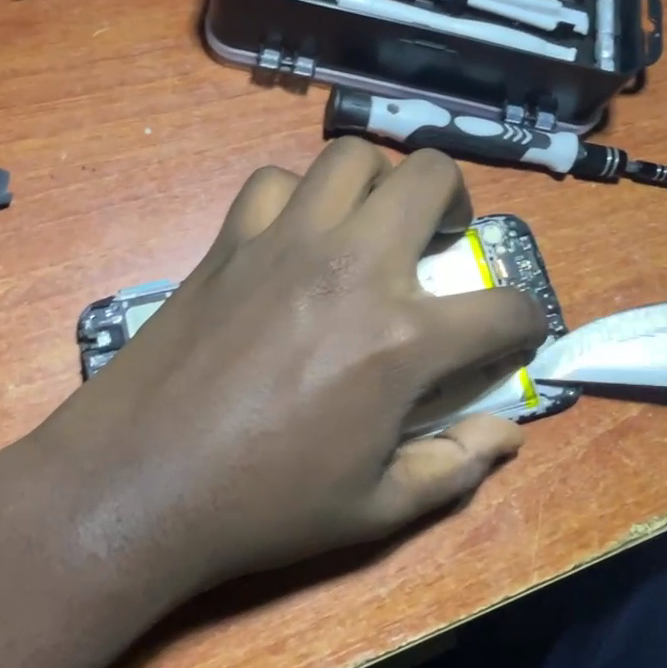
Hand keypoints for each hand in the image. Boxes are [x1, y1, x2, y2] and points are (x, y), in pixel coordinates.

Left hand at [34, 139, 548, 590]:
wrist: (141, 483)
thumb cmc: (264, 505)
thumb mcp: (375, 510)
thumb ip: (453, 467)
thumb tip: (507, 436)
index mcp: (402, 340)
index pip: (504, 307)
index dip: (525, 322)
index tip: (512, 334)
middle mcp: (354, 267)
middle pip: (432, 176)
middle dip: (456, 204)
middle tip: (440, 243)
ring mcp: (287, 242)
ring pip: (351, 158)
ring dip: (377, 184)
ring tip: (370, 226)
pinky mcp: (231, 241)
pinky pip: (274, 184)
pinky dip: (297, 200)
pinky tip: (294, 240)